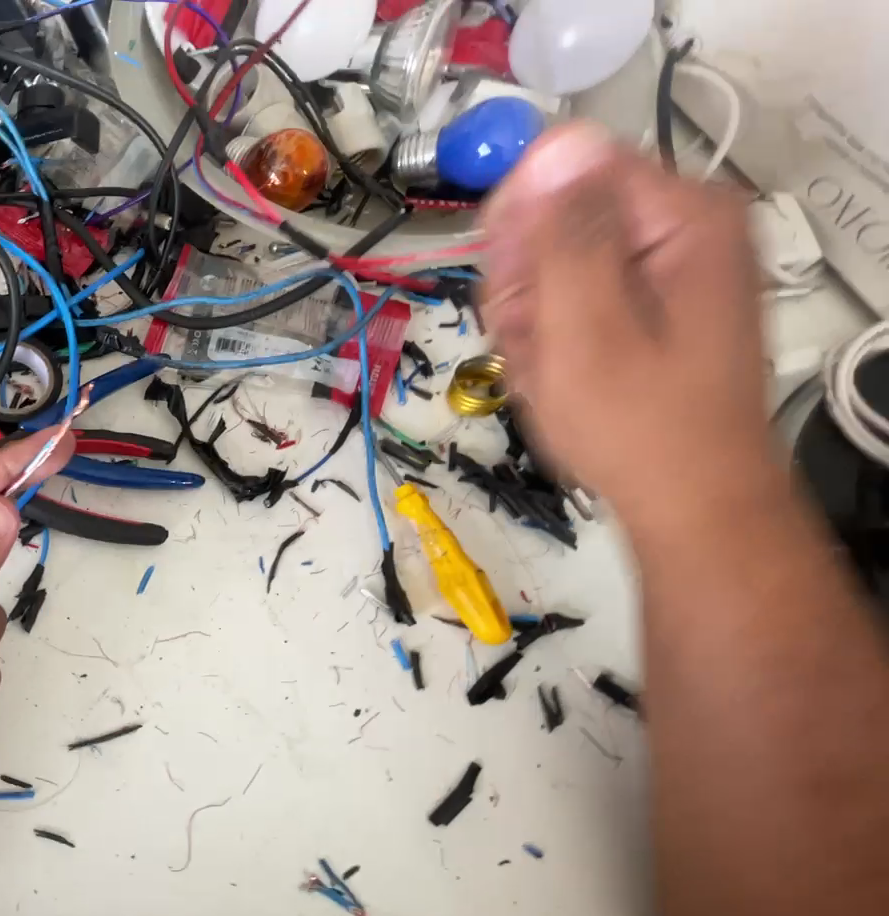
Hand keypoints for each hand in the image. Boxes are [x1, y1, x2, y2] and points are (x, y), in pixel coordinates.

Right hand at [479, 122, 778, 529]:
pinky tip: (552, 366)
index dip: (516, 224)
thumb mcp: (586, 328)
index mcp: (680, 219)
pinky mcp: (642, 296)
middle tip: (529, 337)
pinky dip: (542, 330)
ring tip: (543, 362)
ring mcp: (660, 263)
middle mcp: (677, 227)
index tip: (508, 287)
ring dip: (525, 313)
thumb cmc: (632, 419)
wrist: (682, 490)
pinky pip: (562, 291)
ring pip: (546, 258)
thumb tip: (550, 148)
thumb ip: (565, 237)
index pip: (567, 168)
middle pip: (552, 214)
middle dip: (520, 279)